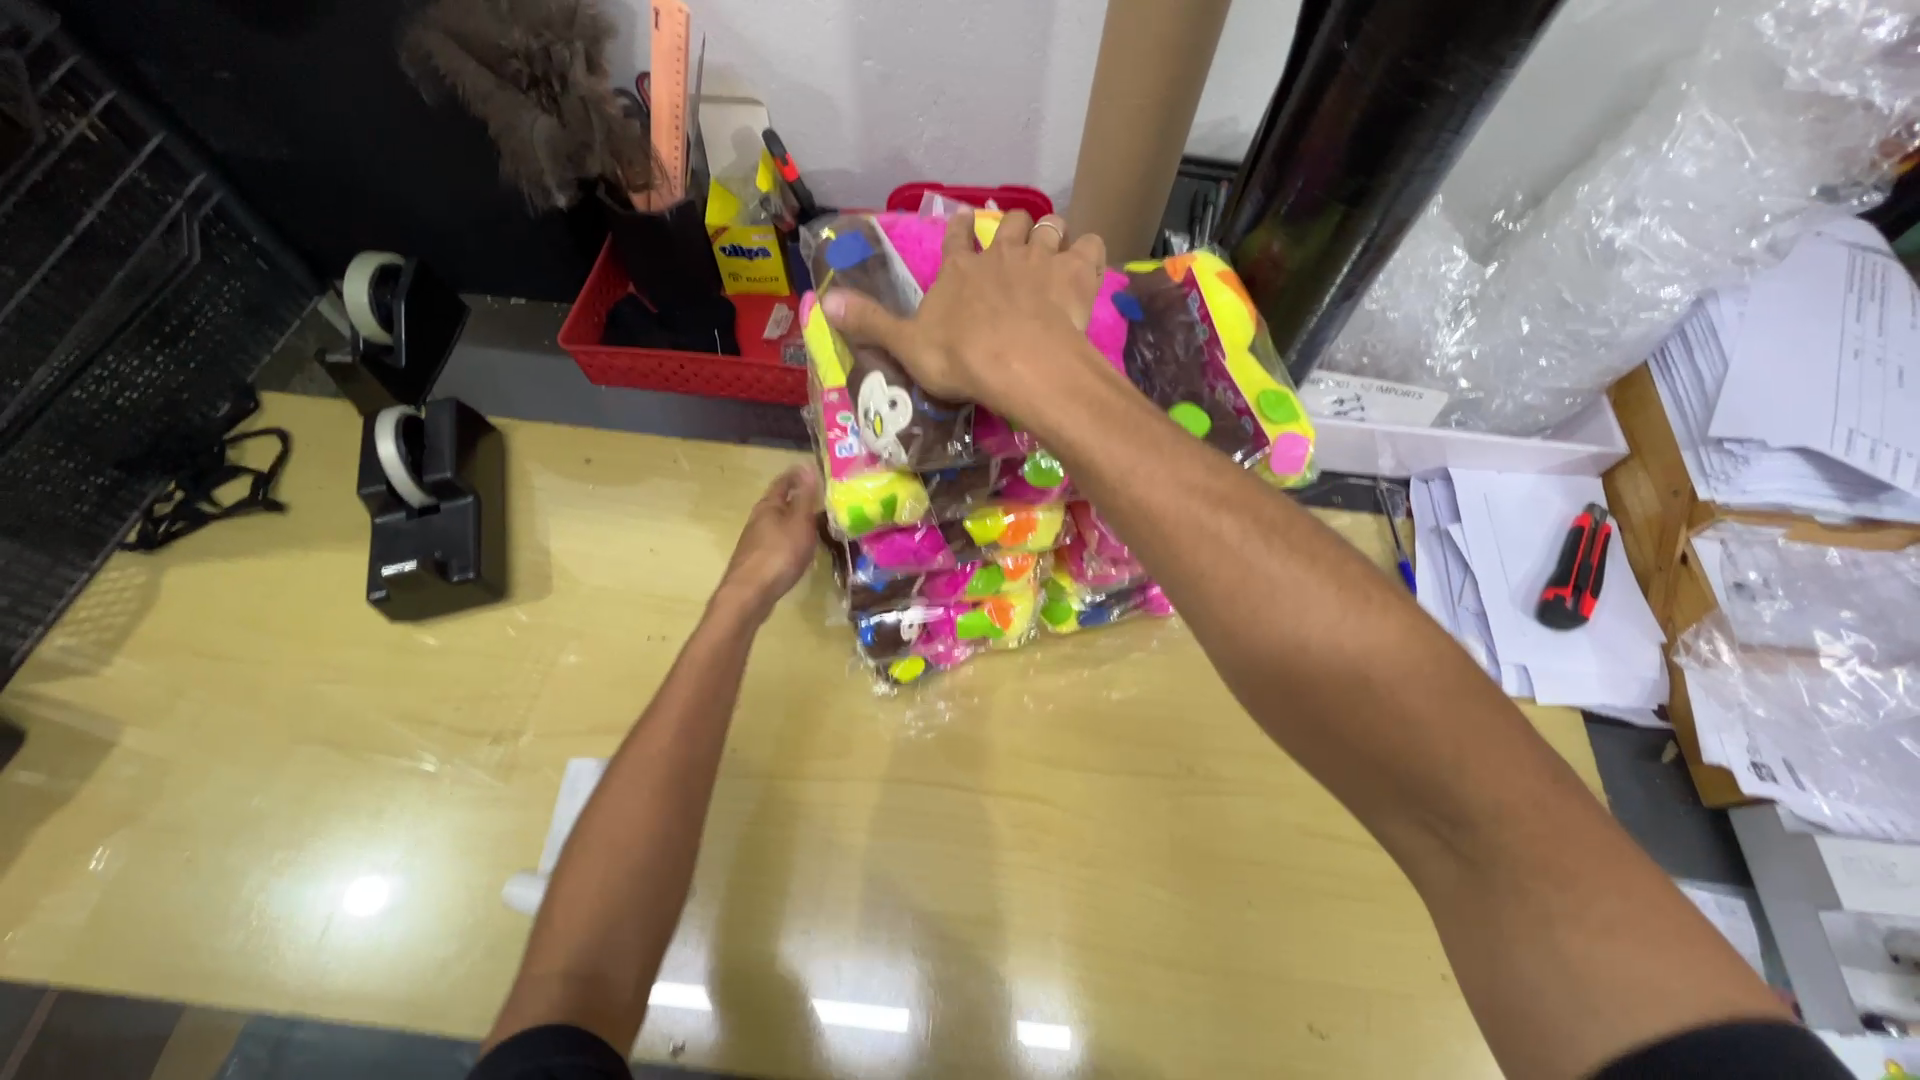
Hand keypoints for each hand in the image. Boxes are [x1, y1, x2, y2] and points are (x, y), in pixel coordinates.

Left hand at [715, 465, 821, 616]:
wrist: (751, 594)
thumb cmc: (779, 553)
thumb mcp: (799, 521)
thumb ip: (804, 496)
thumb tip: (805, 465)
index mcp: (768, 506)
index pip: (783, 482)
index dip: (797, 475)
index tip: (813, 469)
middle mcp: (759, 520)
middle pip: (780, 503)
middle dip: (798, 498)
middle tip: (822, 498)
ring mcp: (756, 541)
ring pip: (779, 523)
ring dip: (796, 520)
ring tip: (817, 523)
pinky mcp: (759, 560)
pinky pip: (779, 542)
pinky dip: (792, 539)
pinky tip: (801, 548)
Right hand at [819, 210, 1107, 422]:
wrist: (1018, 363)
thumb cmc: (959, 358)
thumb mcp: (905, 345)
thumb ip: (870, 322)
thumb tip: (824, 301)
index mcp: (958, 270)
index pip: (956, 239)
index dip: (960, 231)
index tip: (964, 224)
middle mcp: (1000, 255)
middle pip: (1009, 224)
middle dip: (1012, 227)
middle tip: (1015, 238)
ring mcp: (1041, 261)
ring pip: (1050, 228)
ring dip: (1051, 233)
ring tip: (1053, 245)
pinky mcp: (1076, 275)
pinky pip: (1089, 247)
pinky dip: (1089, 252)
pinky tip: (1088, 263)